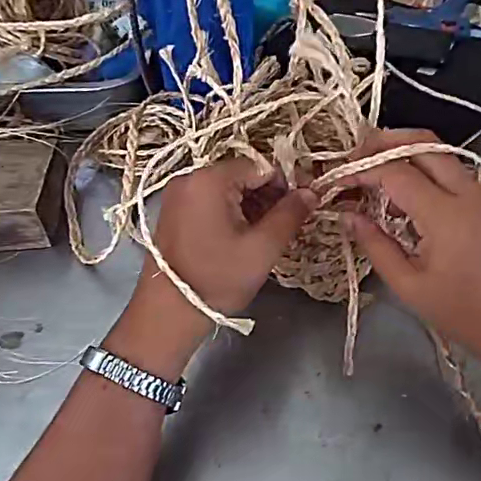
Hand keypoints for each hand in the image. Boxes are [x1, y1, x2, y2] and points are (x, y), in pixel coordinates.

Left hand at [147, 157, 317, 315]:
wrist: (168, 314)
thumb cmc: (218, 279)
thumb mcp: (263, 247)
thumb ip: (290, 214)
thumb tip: (312, 191)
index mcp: (209, 179)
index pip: (261, 166)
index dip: (286, 185)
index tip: (302, 207)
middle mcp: (189, 178)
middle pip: (243, 175)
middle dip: (269, 196)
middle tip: (286, 225)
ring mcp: (178, 195)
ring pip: (228, 188)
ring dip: (252, 206)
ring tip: (266, 235)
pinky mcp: (174, 212)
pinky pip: (211, 201)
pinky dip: (232, 212)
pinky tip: (244, 237)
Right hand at [340, 130, 480, 367]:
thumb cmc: (463, 312)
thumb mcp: (409, 285)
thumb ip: (376, 245)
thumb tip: (349, 216)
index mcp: (446, 214)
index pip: (395, 171)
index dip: (362, 170)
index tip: (337, 181)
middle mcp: (467, 192)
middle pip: (423, 142)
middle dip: (384, 141)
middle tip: (354, 159)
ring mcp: (480, 193)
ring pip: (439, 152)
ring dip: (404, 153)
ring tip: (374, 180)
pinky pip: (450, 170)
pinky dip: (423, 170)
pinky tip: (403, 200)